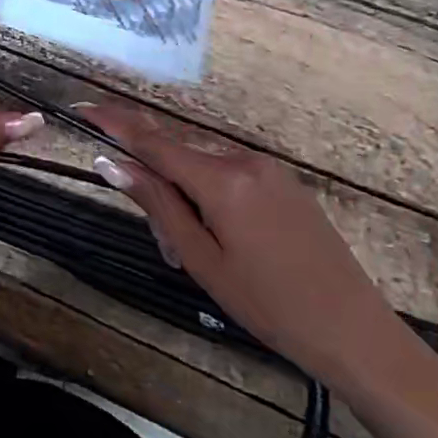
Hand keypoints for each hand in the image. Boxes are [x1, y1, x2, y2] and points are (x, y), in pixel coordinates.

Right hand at [83, 104, 398, 378]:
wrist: (354, 330)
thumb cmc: (269, 304)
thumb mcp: (203, 259)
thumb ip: (157, 204)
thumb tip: (112, 163)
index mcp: (222, 178)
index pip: (153, 141)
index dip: (115, 123)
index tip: (83, 107)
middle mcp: (244, 160)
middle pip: (178, 159)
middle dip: (157, 189)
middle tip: (165, 247)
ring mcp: (268, 168)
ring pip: (203, 171)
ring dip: (185, 201)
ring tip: (194, 255)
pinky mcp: (283, 181)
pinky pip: (229, 178)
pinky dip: (210, 200)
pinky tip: (221, 241)